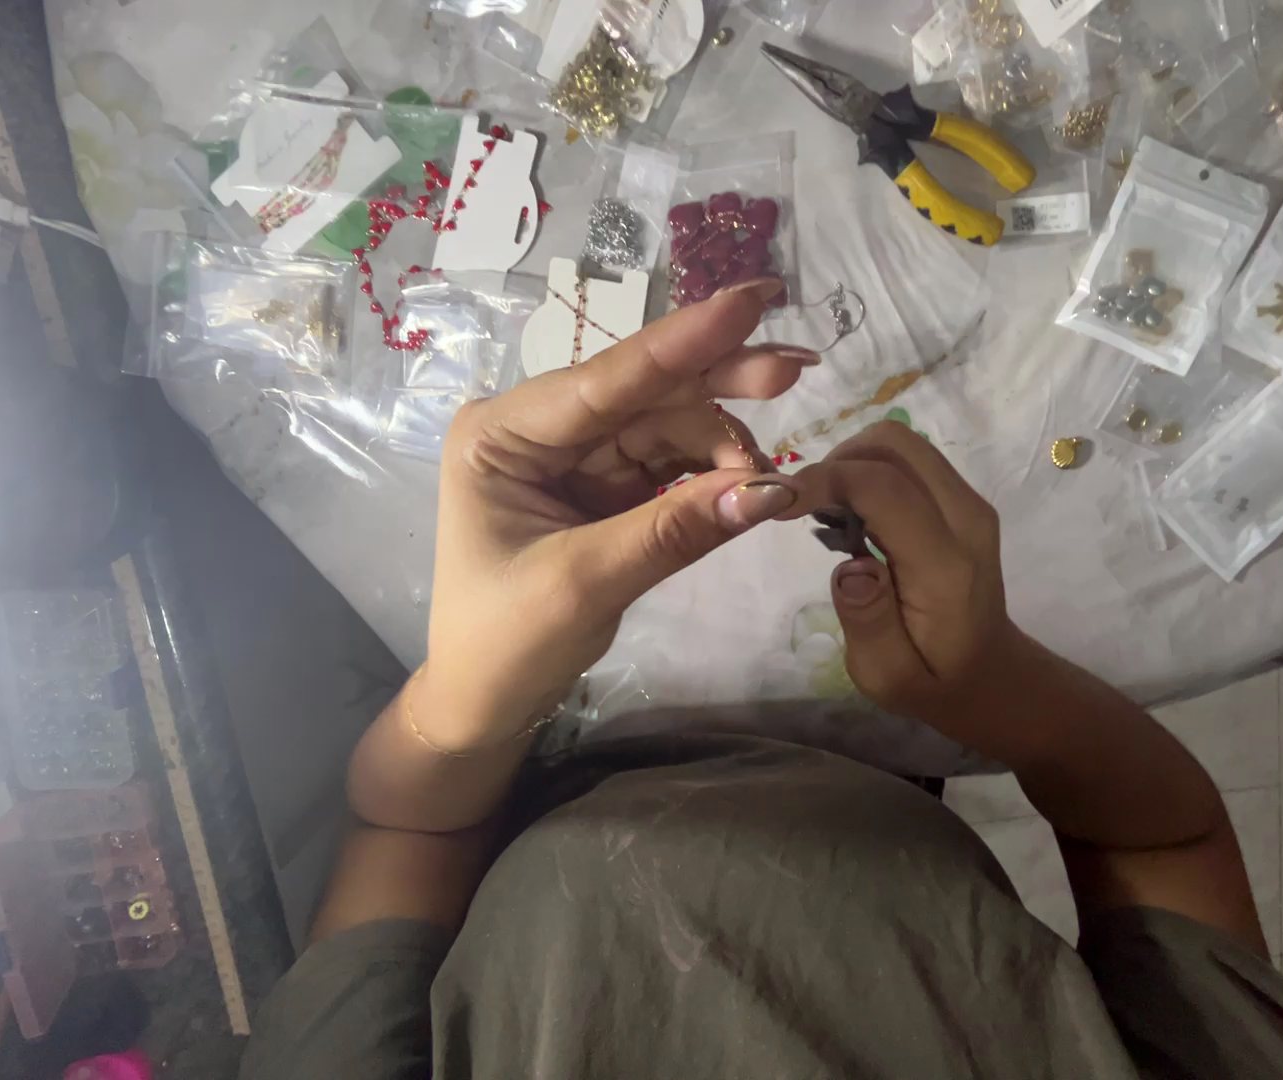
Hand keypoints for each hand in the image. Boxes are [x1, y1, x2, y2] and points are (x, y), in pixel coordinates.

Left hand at [418, 278, 815, 749]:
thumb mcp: (586, 583)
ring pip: (665, 426)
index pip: (606, 379)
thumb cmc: (506, 642)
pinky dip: (711, 472)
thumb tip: (771, 489)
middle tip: (796, 365)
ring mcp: (574, 458)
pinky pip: (669, 465)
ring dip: (722, 440)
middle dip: (718, 380)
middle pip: (643, 392)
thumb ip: (675, 530)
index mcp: (503, 434)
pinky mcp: (604, 488)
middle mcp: (539, 431)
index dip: (685, 341)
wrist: (486, 701)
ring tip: (770, 472)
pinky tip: (747, 480)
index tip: (752, 299)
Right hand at [780, 421, 1016, 734]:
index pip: (884, 488)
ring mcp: (969, 504)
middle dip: (836, 462)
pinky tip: (853, 513)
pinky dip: (868, 470)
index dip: (825, 479)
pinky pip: (909, 460)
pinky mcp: (963, 501)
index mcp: (944, 565)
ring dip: (851, 463)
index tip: (779, 501)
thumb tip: (849, 567)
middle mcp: (965, 519)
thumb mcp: (888, 676)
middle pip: (894, 445)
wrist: (994, 675)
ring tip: (827, 511)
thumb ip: (867, 622)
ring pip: (901, 444)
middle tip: (805, 506)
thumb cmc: (934, 680)